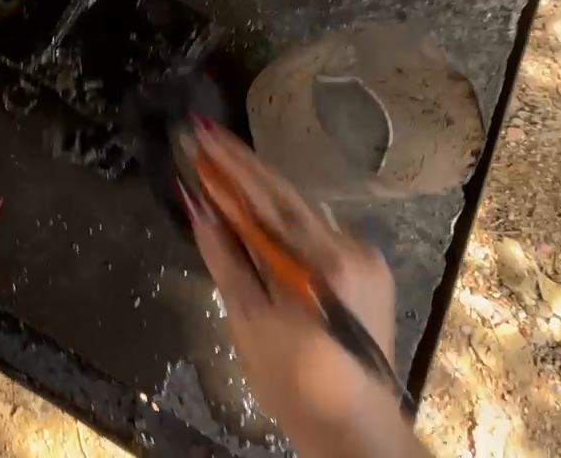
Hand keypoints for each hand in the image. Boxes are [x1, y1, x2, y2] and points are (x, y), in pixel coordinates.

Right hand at [184, 125, 426, 457]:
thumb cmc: (295, 380)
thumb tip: (196, 204)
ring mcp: (362, 258)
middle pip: (284, 195)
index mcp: (324, 260)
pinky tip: (250, 198)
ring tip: (219, 156)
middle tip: (203, 132)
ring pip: (298, 209)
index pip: (264, 197)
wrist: (356, 431)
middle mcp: (350, 248)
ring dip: (257, 185)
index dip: (227, 164)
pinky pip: (310, 228)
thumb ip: (223, 255)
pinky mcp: (363, 270)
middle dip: (240, 163)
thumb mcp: (248, 318)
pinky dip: (277, 213)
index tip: (197, 134)